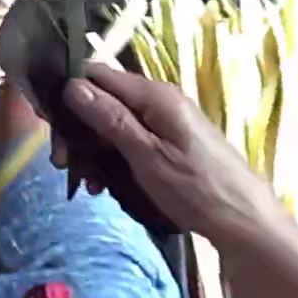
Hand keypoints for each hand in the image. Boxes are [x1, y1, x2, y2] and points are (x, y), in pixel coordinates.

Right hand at [61, 64, 285, 246]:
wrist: (246, 223)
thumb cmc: (196, 188)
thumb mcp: (146, 156)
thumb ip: (110, 119)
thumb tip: (72, 85)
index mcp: (154, 95)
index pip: (98, 74)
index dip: (70, 93)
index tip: (51, 124)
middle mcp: (158, 99)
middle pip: (103, 99)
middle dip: (78, 128)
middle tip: (64, 164)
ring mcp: (164, 121)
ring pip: (113, 122)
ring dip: (93, 148)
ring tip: (86, 182)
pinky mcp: (168, 141)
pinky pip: (129, 139)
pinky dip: (112, 158)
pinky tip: (105, 185)